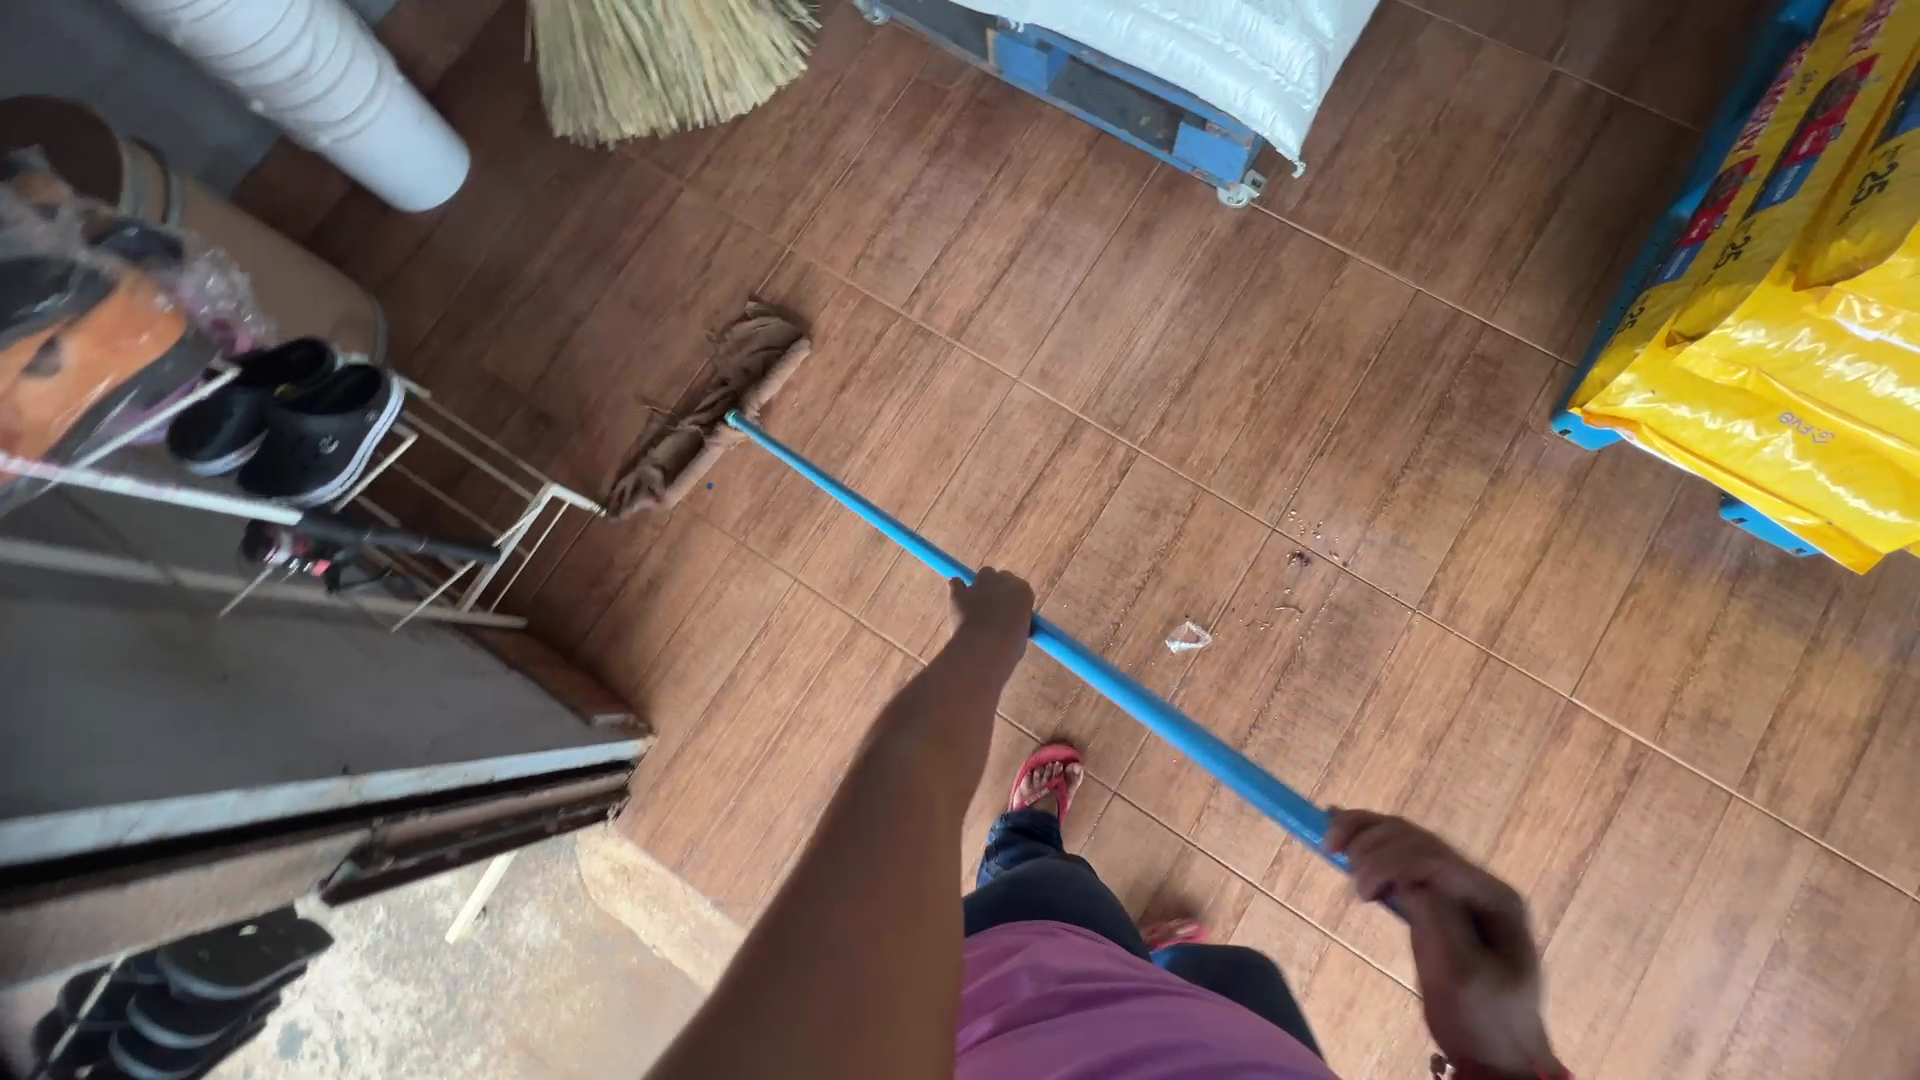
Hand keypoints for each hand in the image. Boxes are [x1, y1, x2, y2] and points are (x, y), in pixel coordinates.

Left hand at [948, 568, 1034, 668]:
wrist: (985, 648)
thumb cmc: (1009, 647)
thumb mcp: (1021, 633)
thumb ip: (1015, 621)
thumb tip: (1009, 626)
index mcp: (1022, 590)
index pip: (1018, 587)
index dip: (1011, 600)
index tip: (1008, 612)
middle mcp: (1002, 580)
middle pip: (998, 578)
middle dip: (995, 590)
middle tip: (991, 610)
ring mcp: (979, 583)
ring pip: (980, 578)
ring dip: (978, 589)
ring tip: (975, 610)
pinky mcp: (959, 591)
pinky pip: (956, 584)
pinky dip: (957, 591)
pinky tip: (958, 604)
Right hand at [1325, 811, 1560, 1079]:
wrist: (1494, 1051)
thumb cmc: (1480, 1018)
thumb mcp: (1461, 975)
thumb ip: (1437, 919)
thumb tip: (1406, 878)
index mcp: (1495, 897)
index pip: (1434, 858)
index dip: (1391, 863)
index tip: (1362, 894)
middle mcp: (1476, 880)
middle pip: (1415, 839)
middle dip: (1373, 846)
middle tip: (1344, 872)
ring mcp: (1455, 883)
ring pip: (1402, 837)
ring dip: (1363, 834)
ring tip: (1332, 847)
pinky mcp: (1432, 890)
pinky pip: (1397, 850)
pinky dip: (1365, 836)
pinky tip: (1334, 821)